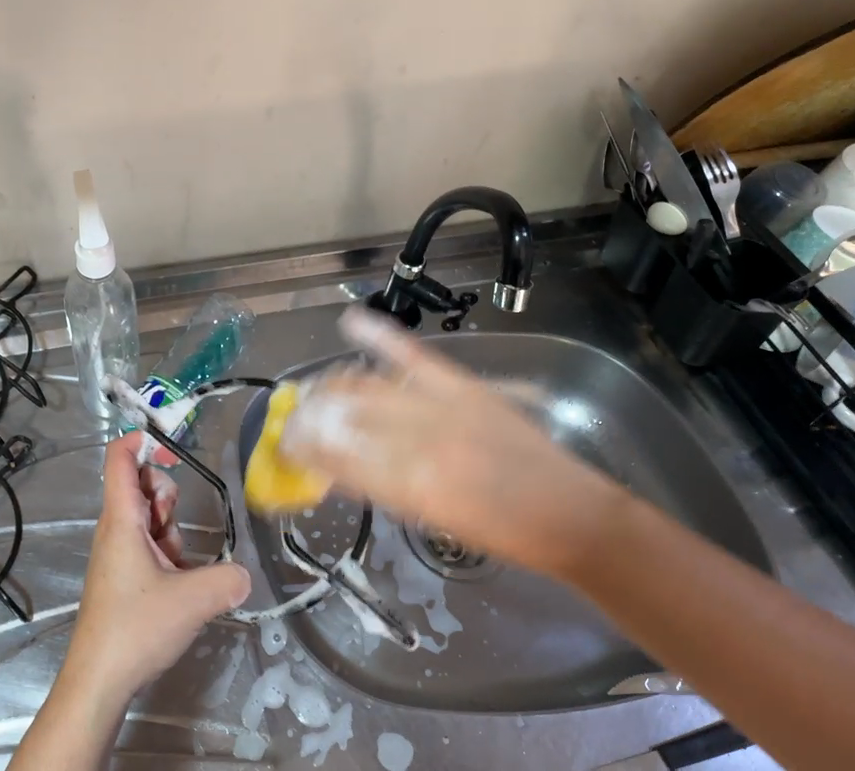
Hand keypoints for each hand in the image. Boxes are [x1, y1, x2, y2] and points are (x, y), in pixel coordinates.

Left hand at [62, 432, 251, 699]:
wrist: (99, 679)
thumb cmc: (136, 627)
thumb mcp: (192, 600)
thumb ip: (227, 580)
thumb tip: (246, 576)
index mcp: (121, 519)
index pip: (118, 459)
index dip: (139, 441)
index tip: (172, 447)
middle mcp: (114, 528)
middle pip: (138, 485)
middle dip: (166, 496)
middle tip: (175, 529)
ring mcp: (116, 552)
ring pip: (147, 518)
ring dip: (169, 530)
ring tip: (176, 567)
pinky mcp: (121, 575)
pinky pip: (147, 545)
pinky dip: (165, 553)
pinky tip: (176, 585)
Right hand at [277, 307, 630, 577]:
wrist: (570, 515)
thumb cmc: (499, 533)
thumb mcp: (431, 520)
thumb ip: (380, 488)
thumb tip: (332, 465)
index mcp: (409, 487)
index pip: (335, 458)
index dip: (302, 448)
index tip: (283, 446)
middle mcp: (419, 443)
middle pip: (344, 416)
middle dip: (310, 414)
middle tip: (293, 417)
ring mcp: (440, 408)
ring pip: (367, 386)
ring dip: (333, 385)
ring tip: (315, 389)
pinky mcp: (462, 386)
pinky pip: (411, 356)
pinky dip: (380, 336)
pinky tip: (351, 321)